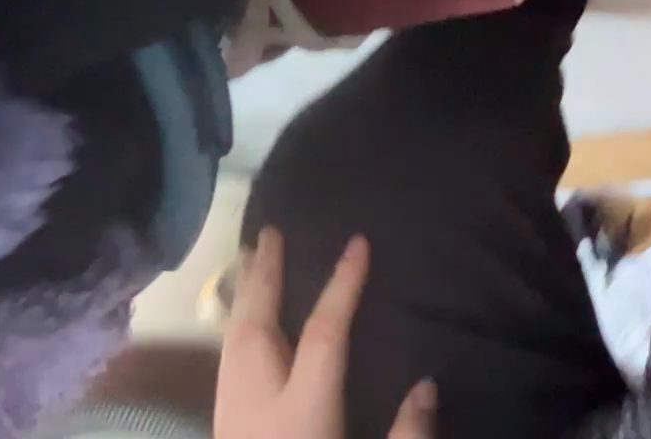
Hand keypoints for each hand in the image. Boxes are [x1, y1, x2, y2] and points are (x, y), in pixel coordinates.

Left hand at [216, 229, 434, 438]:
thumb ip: (405, 437)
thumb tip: (428, 385)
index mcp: (301, 414)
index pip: (323, 334)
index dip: (342, 285)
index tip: (359, 242)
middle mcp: (257, 408)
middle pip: (256, 331)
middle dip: (264, 279)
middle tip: (269, 232)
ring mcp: (231, 421)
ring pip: (232, 347)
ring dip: (243, 298)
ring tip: (250, 259)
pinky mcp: (223, 432)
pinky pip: (226, 364)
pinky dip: (233, 329)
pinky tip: (240, 321)